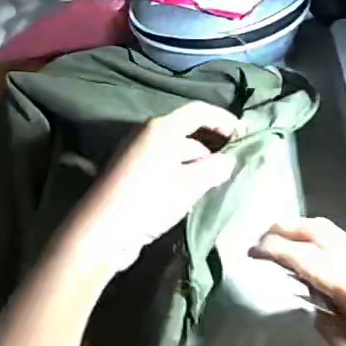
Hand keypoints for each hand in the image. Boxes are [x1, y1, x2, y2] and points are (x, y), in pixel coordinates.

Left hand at [66, 102, 241, 277]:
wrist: (100, 235)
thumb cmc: (148, 201)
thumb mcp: (190, 185)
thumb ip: (216, 168)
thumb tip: (229, 160)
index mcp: (162, 127)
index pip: (200, 111)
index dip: (225, 120)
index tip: (244, 136)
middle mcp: (147, 133)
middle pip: (188, 128)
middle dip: (213, 141)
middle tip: (235, 158)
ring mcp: (135, 153)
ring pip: (176, 148)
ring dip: (199, 159)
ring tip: (219, 177)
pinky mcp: (129, 173)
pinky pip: (164, 162)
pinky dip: (183, 169)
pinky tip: (194, 189)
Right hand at [249, 217, 345, 345]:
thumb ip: (333, 333)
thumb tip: (316, 308)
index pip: (310, 259)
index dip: (278, 251)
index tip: (252, 249)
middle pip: (326, 233)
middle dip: (291, 229)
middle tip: (262, 236)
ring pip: (341, 237)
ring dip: (309, 234)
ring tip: (283, 244)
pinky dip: (329, 246)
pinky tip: (321, 263)